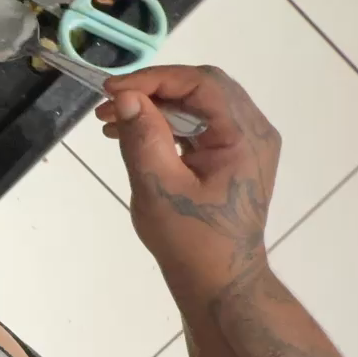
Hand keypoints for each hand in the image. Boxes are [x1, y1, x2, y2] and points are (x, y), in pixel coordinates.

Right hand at [97, 65, 280, 303]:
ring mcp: (241, 143)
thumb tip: (125, 99)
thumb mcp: (158, 188)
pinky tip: (129, 134)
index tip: (109, 90)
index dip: (153, 80)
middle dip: (151, 89)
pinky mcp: (226, 156)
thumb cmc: (189, 238)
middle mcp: (251, 131)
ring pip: (196, 105)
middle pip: (202, 88)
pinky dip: (161, 123)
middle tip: (106, 103)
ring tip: (109, 121)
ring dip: (152, 106)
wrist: (216, 276)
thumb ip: (144, 139)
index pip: (201, 84)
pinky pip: (194, 125)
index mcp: (244, 135)